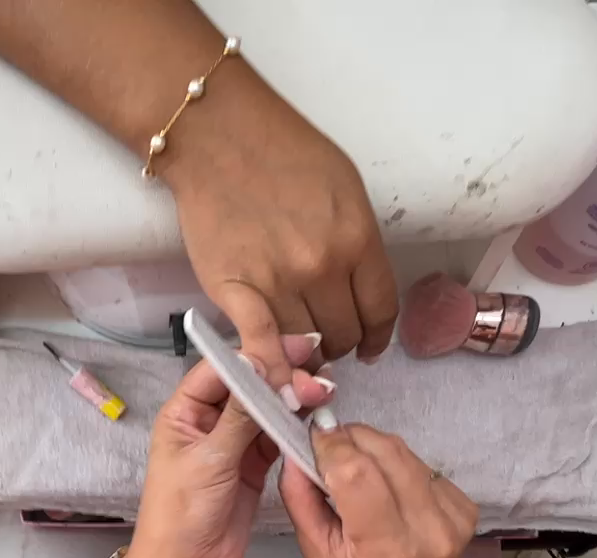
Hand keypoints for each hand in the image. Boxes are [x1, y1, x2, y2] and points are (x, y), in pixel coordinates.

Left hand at [122, 337, 331, 557]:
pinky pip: (276, 436)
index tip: (295, 346)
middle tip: (318, 373)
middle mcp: (207, 422)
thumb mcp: (209, 460)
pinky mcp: (251, 466)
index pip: (222, 369)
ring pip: (266, 408)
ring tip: (325, 391)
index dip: (258, 354)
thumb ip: (237, 414)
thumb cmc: (181, 515)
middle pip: (248, 384)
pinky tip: (317, 416)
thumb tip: (258, 363)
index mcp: (183, 413)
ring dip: (294, 399)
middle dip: (282, 375)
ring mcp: (231, 444)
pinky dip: (296, 426)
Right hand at [159, 67, 398, 393]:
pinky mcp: (236, 292)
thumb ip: (355, 243)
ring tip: (294, 350)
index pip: (379, 311)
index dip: (375, 338)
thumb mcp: (344, 188)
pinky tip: (275, 380)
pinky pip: (261, 347)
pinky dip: (271, 370)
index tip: (368, 349)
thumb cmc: (282, 152)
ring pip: (303, 346)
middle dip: (336, 346)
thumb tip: (353, 292)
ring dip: (302, 356)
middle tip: (323, 344)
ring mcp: (278, 283)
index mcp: (358, 238)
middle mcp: (323, 267)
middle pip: (342, 335)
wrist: (217, 138)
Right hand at [281, 424, 479, 557]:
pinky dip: (394, 463)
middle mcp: (427, 532)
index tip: (312, 434)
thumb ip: (301, 499)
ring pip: (405, 452)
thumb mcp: (313, 554)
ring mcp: (453, 519)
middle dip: (350, 437)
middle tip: (326, 443)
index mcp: (384, 551)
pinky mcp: (466, 509)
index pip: (357, 475)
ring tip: (349, 463)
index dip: (332, 446)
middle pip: (386, 453)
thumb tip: (295, 451)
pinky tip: (381, 483)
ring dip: (371, 447)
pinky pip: (421, 465)